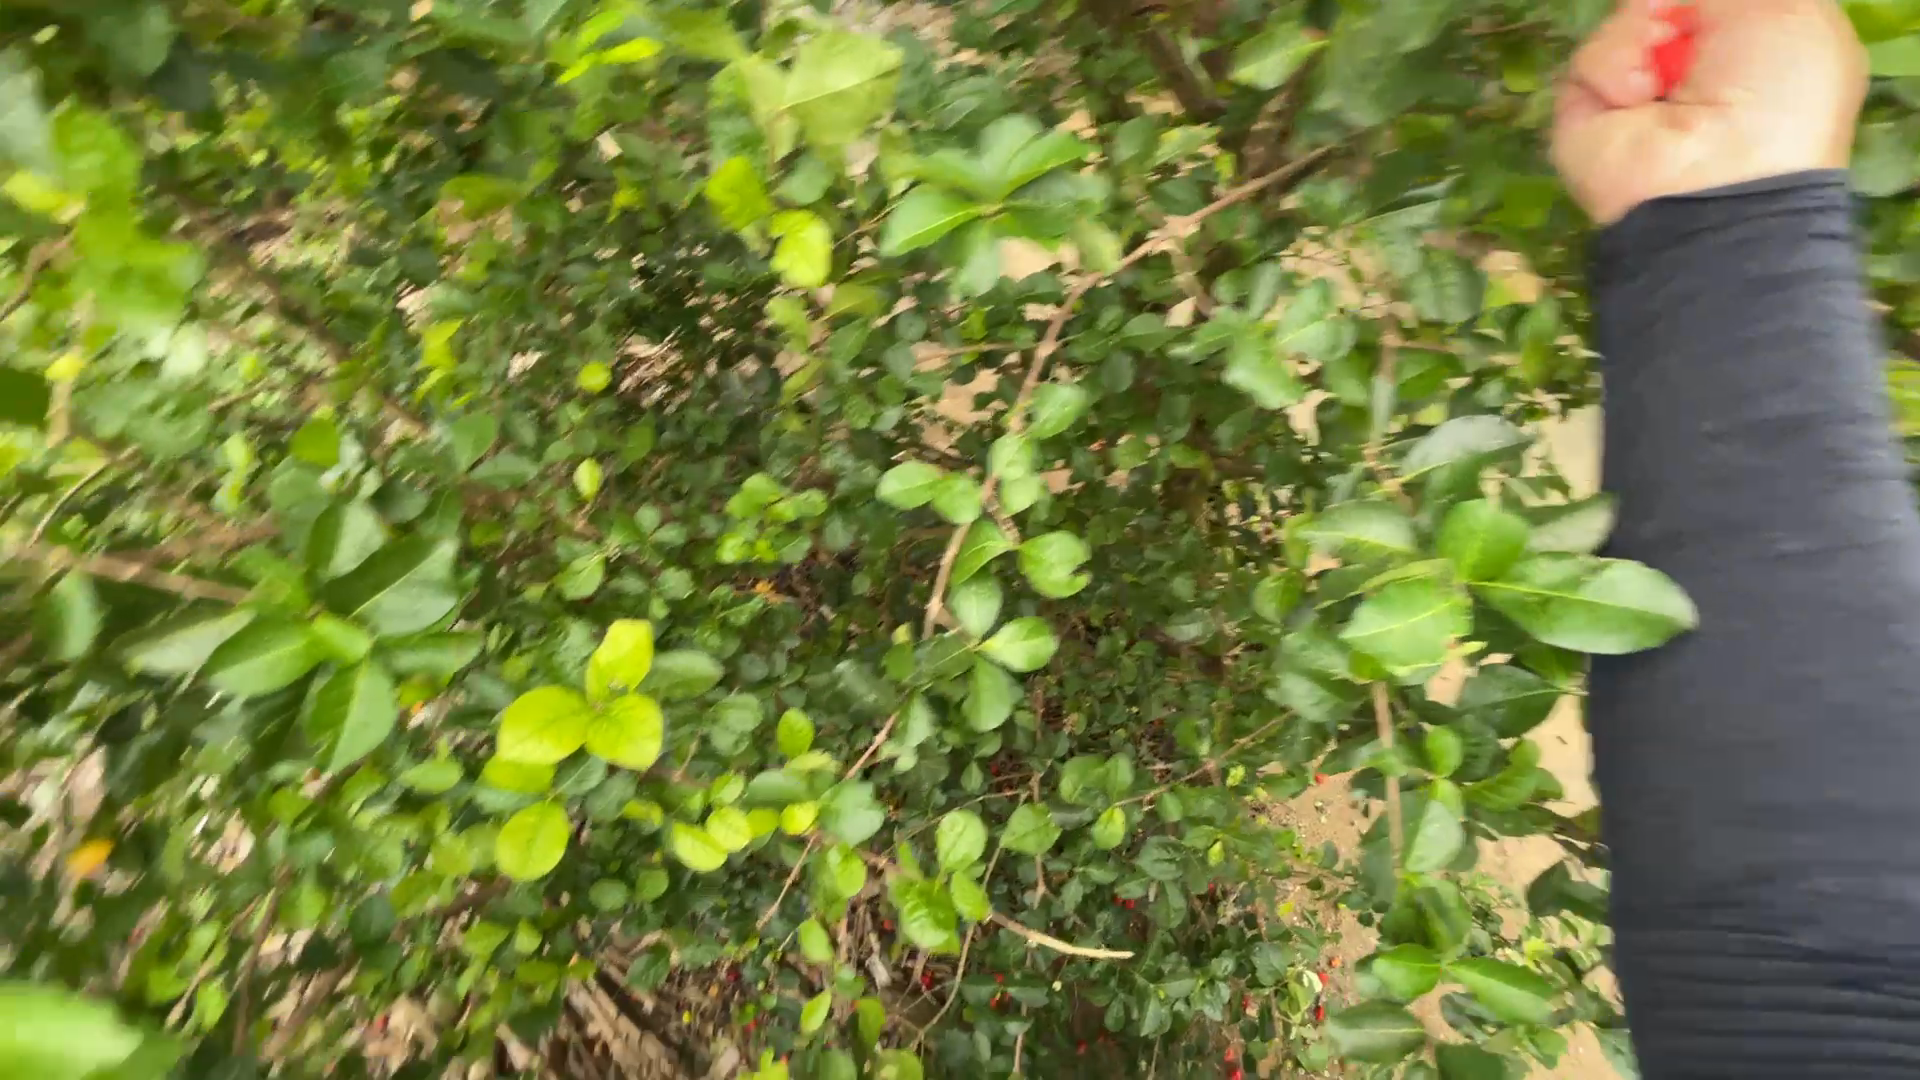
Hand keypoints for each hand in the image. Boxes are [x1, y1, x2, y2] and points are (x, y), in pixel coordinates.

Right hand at [1552, 0, 1867, 224]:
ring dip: (1640, 39)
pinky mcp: (1580, 114)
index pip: (1698, 6)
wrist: (1712, 175)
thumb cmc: (1775, 94)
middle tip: (1684, 27)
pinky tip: (1635, 99)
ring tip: (1660, 81)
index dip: (1694, 1)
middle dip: (1669, 8)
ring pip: (1619, 28)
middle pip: (1656, 9)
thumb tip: (1661, 3)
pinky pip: (1585, 63)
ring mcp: (1626, 90)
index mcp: (1738, 41)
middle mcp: (1680, 64)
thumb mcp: (1787, 12)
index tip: (1701, 6)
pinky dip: (1613, 71)